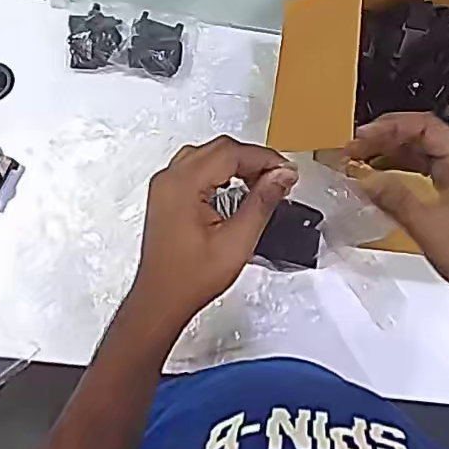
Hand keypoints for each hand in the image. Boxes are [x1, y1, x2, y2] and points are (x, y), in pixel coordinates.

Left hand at [124, 136, 298, 327]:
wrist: (162, 299)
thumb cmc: (190, 277)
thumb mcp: (238, 240)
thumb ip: (263, 202)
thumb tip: (282, 175)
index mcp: (184, 185)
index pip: (231, 153)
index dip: (264, 158)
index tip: (286, 170)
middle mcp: (170, 179)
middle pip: (219, 149)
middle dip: (253, 159)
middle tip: (279, 177)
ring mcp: (165, 186)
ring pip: (208, 155)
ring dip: (237, 163)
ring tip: (262, 183)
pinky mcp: (167, 195)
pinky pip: (196, 167)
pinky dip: (221, 172)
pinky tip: (238, 189)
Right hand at [344, 112, 448, 309]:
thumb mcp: (429, 228)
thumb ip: (395, 199)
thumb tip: (368, 180)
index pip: (425, 127)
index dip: (390, 127)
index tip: (364, 136)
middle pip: (423, 135)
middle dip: (387, 137)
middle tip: (358, 146)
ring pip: (424, 151)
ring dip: (394, 152)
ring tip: (364, 157)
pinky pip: (428, 169)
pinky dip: (404, 168)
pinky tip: (385, 176)